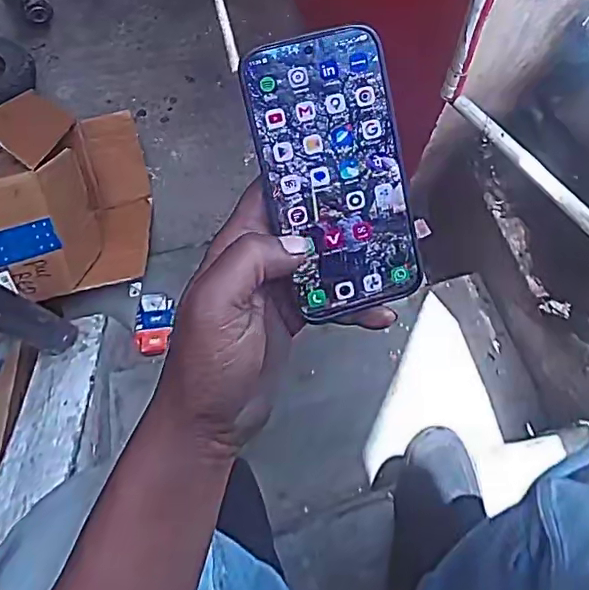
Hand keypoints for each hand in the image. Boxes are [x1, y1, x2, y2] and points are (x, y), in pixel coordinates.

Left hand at [153, 181, 393, 456]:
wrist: (210, 422)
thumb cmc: (203, 367)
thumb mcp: (216, 304)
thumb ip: (251, 260)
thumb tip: (299, 242)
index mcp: (235, 251)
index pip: (266, 198)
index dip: (295, 179)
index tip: (331, 167)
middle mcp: (257, 263)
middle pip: (302, 227)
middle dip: (335, 217)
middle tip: (374, 209)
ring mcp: (277, 290)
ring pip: (321, 262)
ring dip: (352, 261)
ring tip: (385, 258)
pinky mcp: (293, 316)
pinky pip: (329, 300)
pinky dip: (353, 305)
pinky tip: (376, 311)